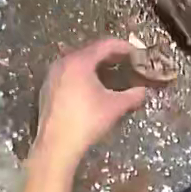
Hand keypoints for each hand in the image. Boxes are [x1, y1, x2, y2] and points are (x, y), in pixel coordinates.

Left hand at [33, 38, 149, 165]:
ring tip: (113, 73)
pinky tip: (93, 87)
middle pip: (91, 51)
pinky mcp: (47, 88)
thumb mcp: (115, 106)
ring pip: (79, 62)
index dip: (124, 47)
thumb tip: (143, 91)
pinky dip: (84, 74)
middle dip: (111, 56)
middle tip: (127, 62)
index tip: (136, 53)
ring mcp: (52, 75)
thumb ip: (133, 95)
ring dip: (97, 65)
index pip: (105, 45)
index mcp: (79, 62)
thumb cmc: (87, 121)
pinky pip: (69, 73)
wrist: (56, 146)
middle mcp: (63, 63)